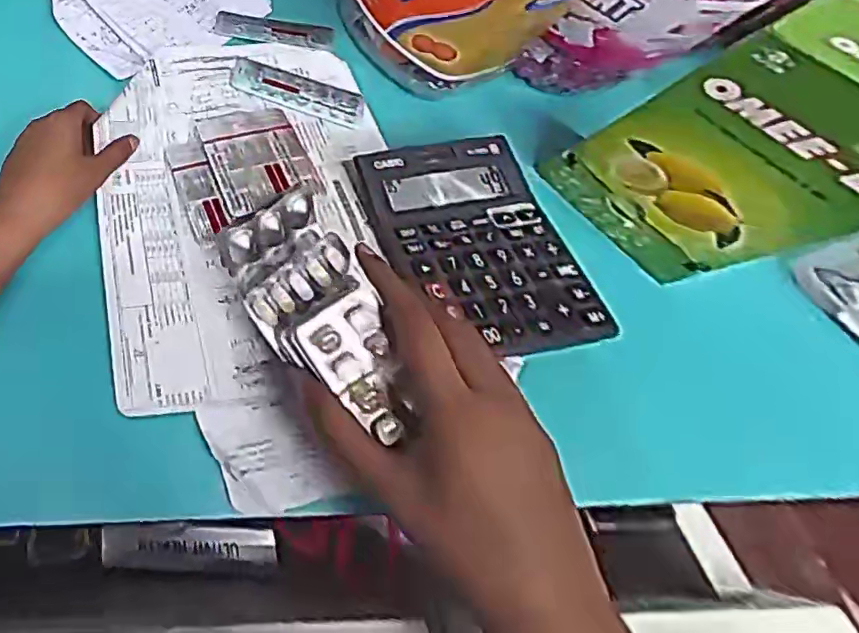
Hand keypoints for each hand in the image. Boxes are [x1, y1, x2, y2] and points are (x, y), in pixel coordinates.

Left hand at [0, 102, 136, 247]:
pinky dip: (49, 158)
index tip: (104, 143)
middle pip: (67, 120)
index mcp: (62, 120)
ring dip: (66, 147)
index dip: (97, 123)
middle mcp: (41, 124)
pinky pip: (38, 148)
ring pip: (52, 135)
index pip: (83, 108)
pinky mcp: (15, 155)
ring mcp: (25, 139)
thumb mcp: (95, 173)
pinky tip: (55, 181)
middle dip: (83, 136)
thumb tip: (130, 140)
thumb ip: (115, 153)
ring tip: (76, 174)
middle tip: (94, 161)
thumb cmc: (59, 190)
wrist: (18, 214)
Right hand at [300, 244, 622, 632]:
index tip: (368, 260)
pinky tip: (440, 378)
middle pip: (453, 324)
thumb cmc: (471, 548)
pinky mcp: (535, 433)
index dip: (389, 284)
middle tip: (378, 288)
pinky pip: (492, 371)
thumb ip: (340, 433)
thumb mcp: (390, 490)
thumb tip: (306, 388)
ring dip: (439, 323)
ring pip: (477, 345)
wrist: (552, 603)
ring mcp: (522, 416)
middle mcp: (496, 401)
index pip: (419, 325)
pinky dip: (460, 353)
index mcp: (458, 409)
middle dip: (413, 296)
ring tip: (403, 324)